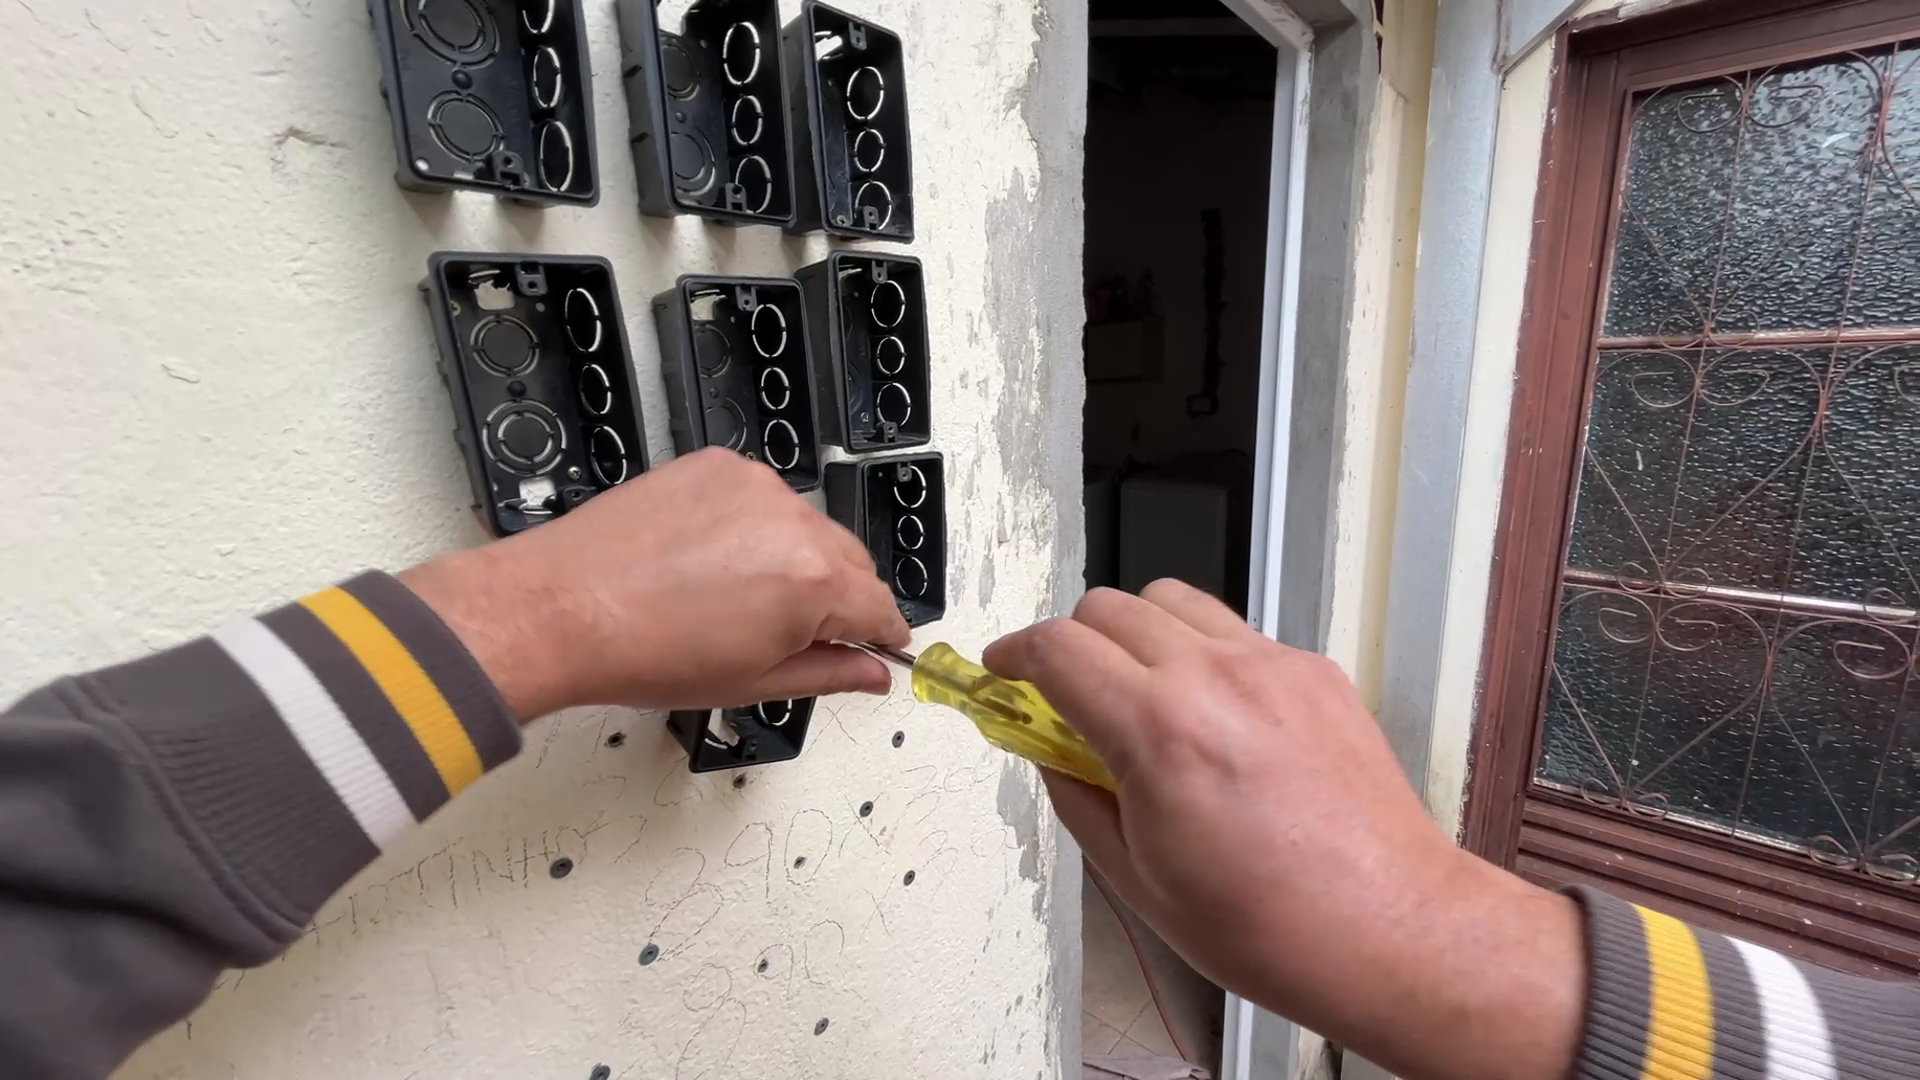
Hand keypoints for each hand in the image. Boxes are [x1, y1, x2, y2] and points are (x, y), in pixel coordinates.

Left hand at [402, 448, 910, 717]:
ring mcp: (756, 487)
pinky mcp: (721, 466)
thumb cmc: (643, 649)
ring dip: (799, 559)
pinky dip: (759, 527)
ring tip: (742, 592)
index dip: (884, 633)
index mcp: (812, 582)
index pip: (881, 607)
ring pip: (812, 528)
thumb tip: (872, 672)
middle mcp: (794, 522)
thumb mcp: (755, 681)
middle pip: (854, 563)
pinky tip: (718, 558)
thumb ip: (831, 673)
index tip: (881, 642)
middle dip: (841, 599)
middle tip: (797, 629)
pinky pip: (767, 499)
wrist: (559, 607)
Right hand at [983, 581, 1583, 1079]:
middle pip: (1104, 606)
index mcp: (1159, 731)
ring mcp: (1268, 663)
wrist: (1395, 931)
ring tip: (1141, 687)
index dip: (1013, 654)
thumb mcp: (1135, 878)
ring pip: (1166, 597)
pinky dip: (1195, 649)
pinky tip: (1211, 706)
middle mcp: (1213, 677)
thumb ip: (1073, 793)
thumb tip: (1046, 748)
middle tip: (1071, 693)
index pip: (1055, 649)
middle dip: (1069, 643)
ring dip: (1132, 632)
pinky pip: (1228, 627)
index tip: (1003, 668)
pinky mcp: (1309, 667)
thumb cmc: (1269, 925)